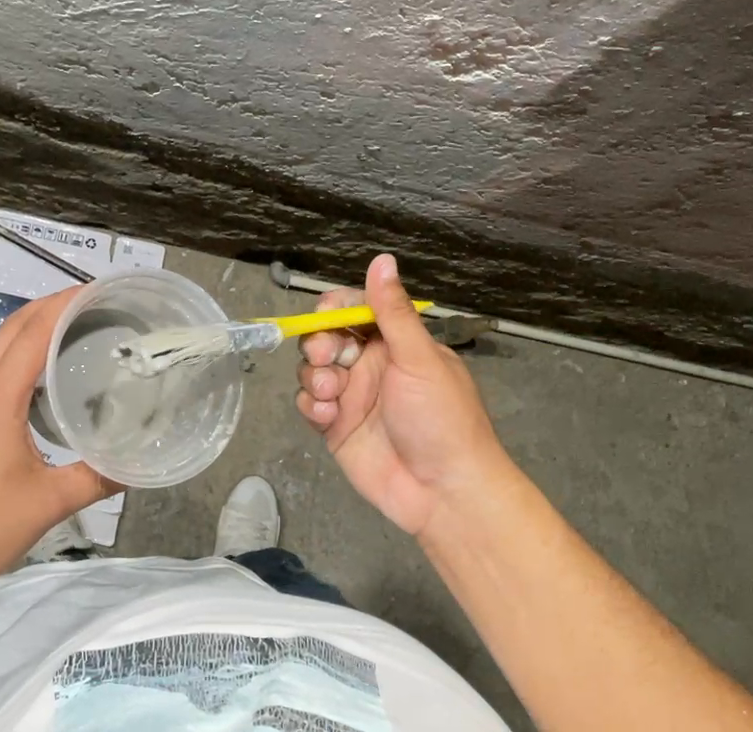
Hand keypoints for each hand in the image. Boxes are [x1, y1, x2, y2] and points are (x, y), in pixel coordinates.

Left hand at [0, 290, 121, 588]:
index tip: (97, 290)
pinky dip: (15, 354)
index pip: (33, 334)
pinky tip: (37, 375)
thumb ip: (94, 479)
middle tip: (92, 302)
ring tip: (69, 327)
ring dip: (28, 327)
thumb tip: (134, 465)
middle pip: (10, 329)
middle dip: (48, 305)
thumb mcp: (48, 504)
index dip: (65, 305)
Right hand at [297, 254, 513, 542]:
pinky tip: (329, 418)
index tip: (327, 317)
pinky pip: (309, 403)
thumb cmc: (441, 419)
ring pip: (312, 370)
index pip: (354, 310)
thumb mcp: (419, 358)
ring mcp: (351, 396)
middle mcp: (370, 365)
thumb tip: (382, 258)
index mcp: (395, 344)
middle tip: (326, 359)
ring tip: (334, 397)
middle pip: (324, 338)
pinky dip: (312, 406)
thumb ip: (393, 311)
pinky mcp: (335, 426)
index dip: (334, 310)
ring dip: (315, 378)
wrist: (443, 493)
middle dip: (318, 345)